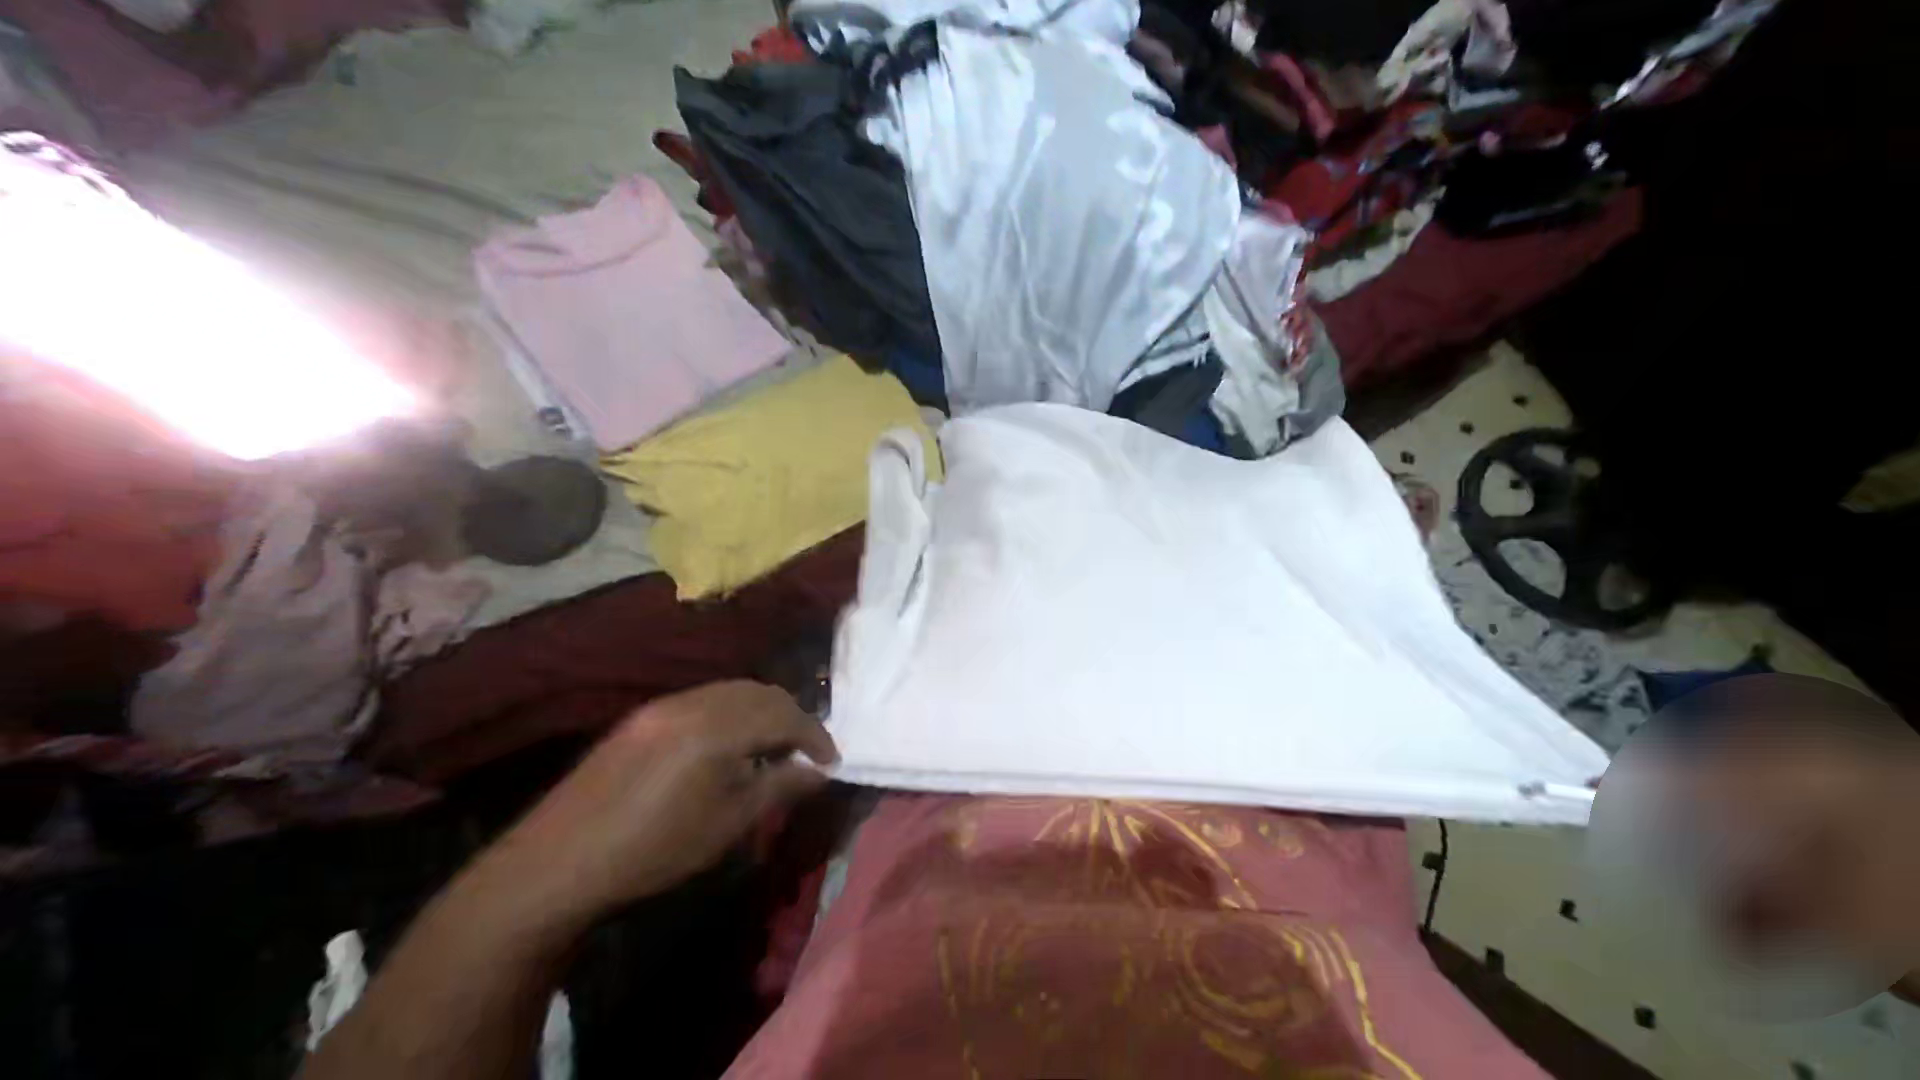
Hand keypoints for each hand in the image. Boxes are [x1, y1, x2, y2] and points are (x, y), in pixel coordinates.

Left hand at [482, 681, 837, 931]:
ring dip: (760, 712)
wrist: (558, 862)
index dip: (815, 736)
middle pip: (760, 693)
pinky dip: (730, 713)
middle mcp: (693, 701)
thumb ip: (780, 787)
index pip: (785, 715)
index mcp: (717, 726)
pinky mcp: (643, 716)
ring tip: (769, 749)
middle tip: (804, 754)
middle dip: (791, 718)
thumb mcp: (729, 823)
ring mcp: (663, 705)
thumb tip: (820, 771)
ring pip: (732, 692)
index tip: (830, 761)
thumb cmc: (656, 849)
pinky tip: (726, 747)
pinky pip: (704, 699)